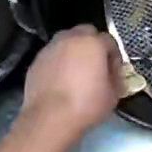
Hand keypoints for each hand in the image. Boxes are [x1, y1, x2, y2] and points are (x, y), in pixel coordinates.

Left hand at [20, 26, 122, 144]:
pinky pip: (53, 55)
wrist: (49, 119)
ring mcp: (51, 48)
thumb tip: (111, 76)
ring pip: (66, 41)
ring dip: (74, 51)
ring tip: (76, 72)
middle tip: (95, 66)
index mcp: (93, 42)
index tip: (114, 74)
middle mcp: (70, 38)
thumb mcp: (113, 95)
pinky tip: (60, 80)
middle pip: (86, 32)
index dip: (114, 57)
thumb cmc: (86, 105)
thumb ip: (115, 78)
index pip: (109, 41)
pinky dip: (59, 62)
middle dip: (93, 45)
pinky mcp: (37, 60)